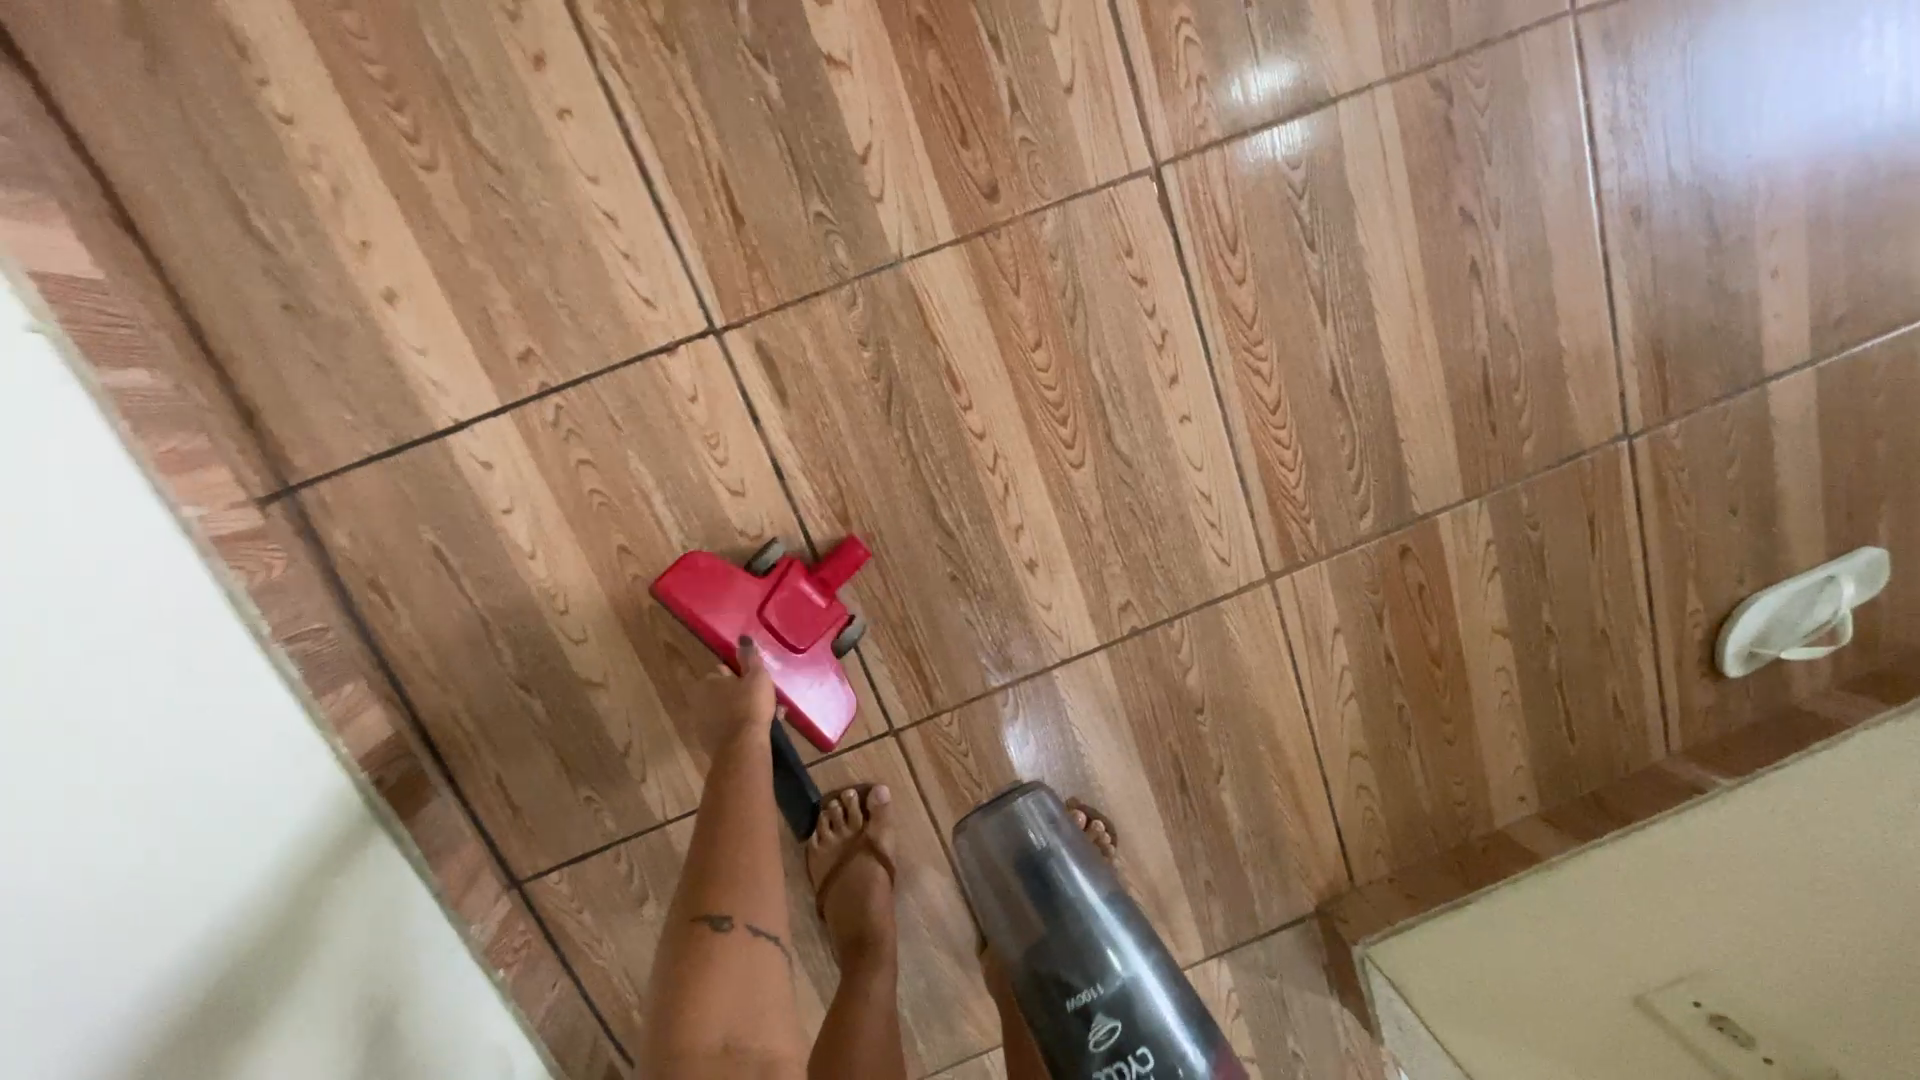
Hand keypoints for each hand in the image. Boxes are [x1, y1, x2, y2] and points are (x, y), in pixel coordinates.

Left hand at [697, 636, 778, 748]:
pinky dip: (739, 727)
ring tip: (768, 716)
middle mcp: (699, 700)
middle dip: (742, 694)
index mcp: (707, 682)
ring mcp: (702, 723)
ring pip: (727, 711)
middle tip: (764, 699)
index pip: (723, 671)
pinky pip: (727, 728)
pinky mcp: (708, 742)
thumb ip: (749, 656)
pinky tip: (757, 730)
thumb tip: (742, 638)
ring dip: (742, 711)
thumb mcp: (756, 676)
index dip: (740, 675)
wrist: (743, 746)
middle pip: (724, 692)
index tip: (755, 682)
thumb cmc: (751, 704)